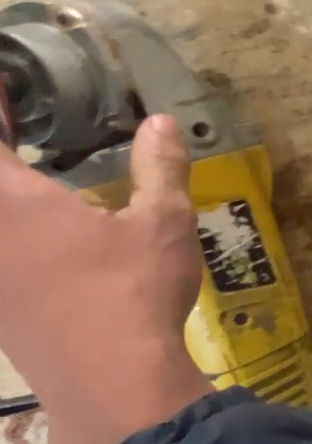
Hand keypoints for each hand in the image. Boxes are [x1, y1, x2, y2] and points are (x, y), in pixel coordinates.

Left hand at [0, 116, 214, 443]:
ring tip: (23, 169)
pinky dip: (12, 216)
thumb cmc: (133, 285)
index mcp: (13, 199)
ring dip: (6, 187)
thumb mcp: (164, 221)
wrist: (104, 368)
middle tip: (14, 123)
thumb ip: (159, 169)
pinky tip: (35, 221)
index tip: (3, 76)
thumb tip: (161, 122)